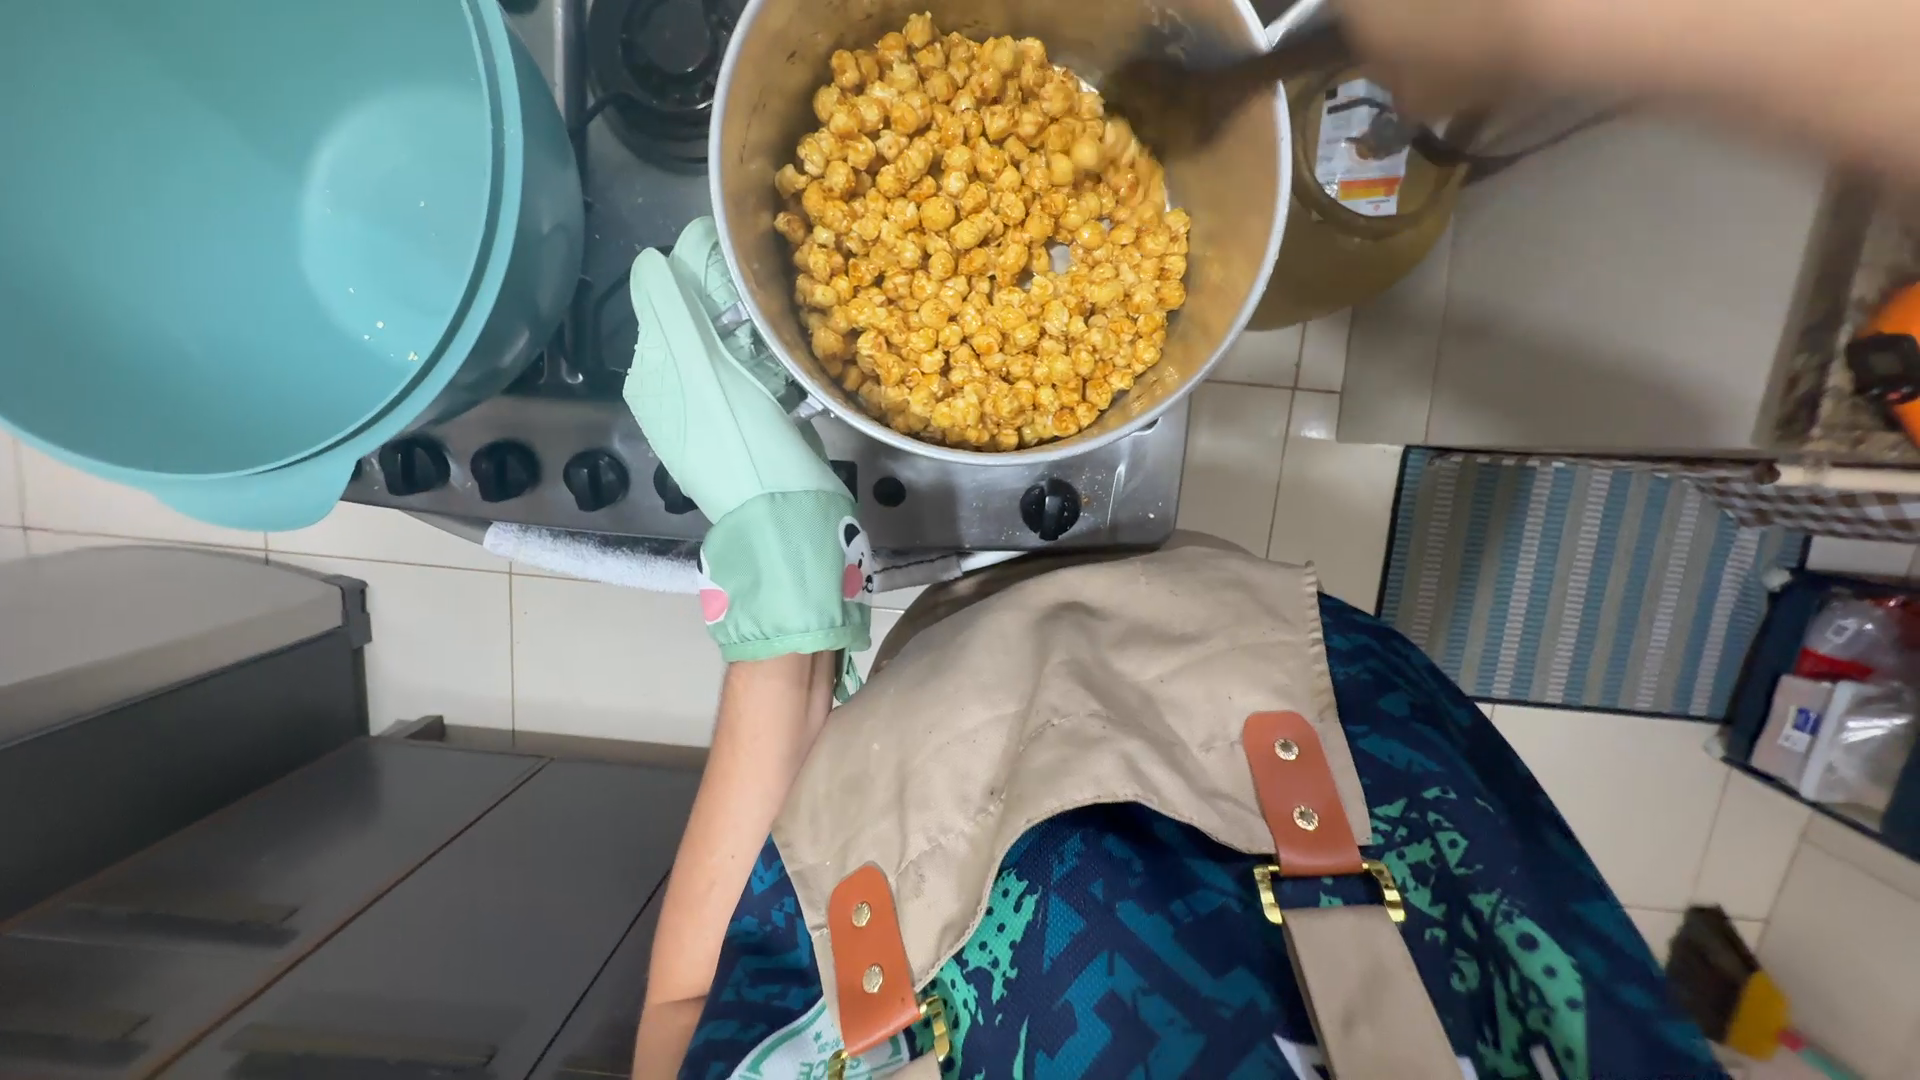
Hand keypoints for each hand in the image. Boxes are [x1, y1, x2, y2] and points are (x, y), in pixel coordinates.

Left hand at [622, 218, 872, 674]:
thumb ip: (673, 313)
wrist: (786, 523)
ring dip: (756, 330)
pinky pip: (754, 380)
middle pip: (699, 324)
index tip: (742, 252)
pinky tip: (794, 359)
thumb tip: (650, 258)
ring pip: (731, 350)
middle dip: (732, 299)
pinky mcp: (749, 432)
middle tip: (773, 282)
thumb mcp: (702, 372)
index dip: (698, 268)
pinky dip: (771, 364)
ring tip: (789, 313)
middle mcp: (675, 394)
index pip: (663, 299)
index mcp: (653, 377)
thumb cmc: (744, 446)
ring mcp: (713, 415)